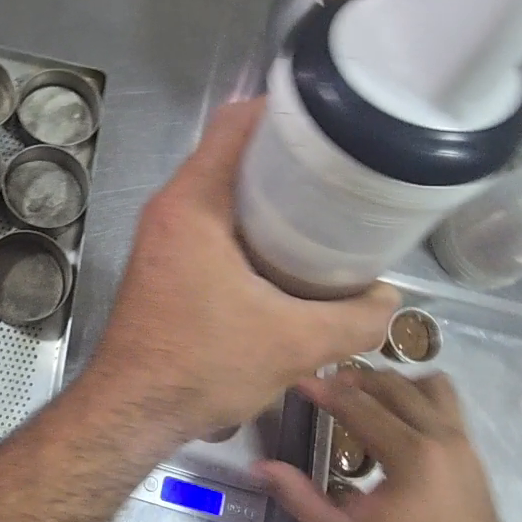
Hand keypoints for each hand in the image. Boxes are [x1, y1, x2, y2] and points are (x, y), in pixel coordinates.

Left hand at [87, 99, 397, 442]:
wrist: (132, 411)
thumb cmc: (202, 366)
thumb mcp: (294, 344)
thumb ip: (355, 320)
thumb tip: (390, 301)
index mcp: (192, 204)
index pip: (235, 123)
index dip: (284, 109)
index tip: (333, 119)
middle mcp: (169, 209)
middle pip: (232, 154)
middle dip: (288, 156)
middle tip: (343, 168)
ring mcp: (162, 237)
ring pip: (222, 192)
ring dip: (269, 194)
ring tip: (326, 206)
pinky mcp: (164, 264)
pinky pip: (212, 224)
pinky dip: (249, 225)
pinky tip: (289, 252)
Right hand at [258, 365, 521, 521]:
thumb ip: (299, 498)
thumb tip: (261, 467)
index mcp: (411, 455)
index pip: (359, 406)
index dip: (325, 390)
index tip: (299, 381)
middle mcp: (443, 439)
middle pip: (396, 386)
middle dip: (357, 380)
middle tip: (327, 386)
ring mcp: (465, 447)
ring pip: (431, 388)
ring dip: (396, 384)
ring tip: (366, 398)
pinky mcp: (475, 460)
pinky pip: (448, 409)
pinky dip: (419, 400)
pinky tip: (397, 423)